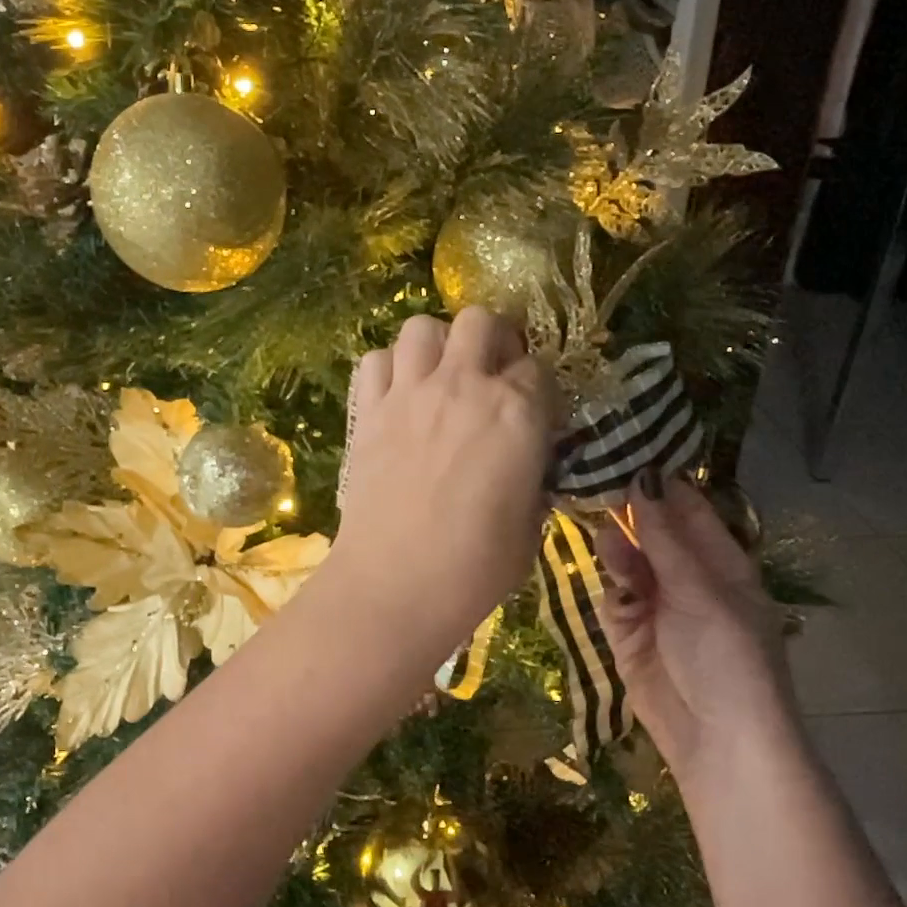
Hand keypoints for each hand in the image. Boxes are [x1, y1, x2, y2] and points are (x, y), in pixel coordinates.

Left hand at [332, 309, 557, 659]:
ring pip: (422, 326)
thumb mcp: (530, 526)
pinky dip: (389, 368)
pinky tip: (398, 395)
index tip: (533, 412)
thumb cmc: (475, 568)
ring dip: (437, 344)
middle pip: (481, 321)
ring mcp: (410, 394)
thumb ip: (532, 479)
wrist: (395, 585)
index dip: (538, 387)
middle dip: (492, 338)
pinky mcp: (368, 412)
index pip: (538, 367)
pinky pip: (375, 360)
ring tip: (440, 376)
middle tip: (490, 373)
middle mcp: (464, 387)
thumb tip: (525, 465)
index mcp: (518, 412)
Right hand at [596, 473, 791, 771]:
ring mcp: (658, 609)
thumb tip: (642, 479)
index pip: (689, 510)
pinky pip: (615, 600)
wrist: (719, 740)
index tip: (625, 451)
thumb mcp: (700, 590)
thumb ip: (663, 539)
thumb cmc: (727, 655)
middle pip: (653, 534)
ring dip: (619, 551)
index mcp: (723, 563)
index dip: (661, 483)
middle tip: (596, 486)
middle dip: (629, 514)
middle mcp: (689, 580)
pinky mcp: (630, 637)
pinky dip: (612, 590)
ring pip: (629, 564)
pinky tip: (613, 586)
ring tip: (606, 542)